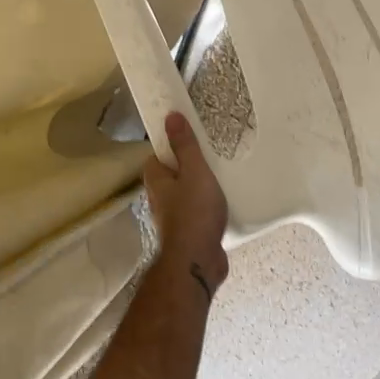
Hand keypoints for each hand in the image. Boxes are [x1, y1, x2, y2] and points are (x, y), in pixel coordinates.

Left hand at [146, 112, 228, 299]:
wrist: (198, 262)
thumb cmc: (194, 211)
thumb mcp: (194, 170)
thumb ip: (184, 145)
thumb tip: (170, 116)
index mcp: (157, 180)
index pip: (157, 155)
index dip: (171, 144)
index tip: (190, 137)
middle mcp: (160, 199)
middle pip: (171, 175)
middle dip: (187, 166)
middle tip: (209, 156)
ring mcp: (174, 218)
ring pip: (184, 194)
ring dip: (198, 188)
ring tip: (219, 178)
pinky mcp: (189, 234)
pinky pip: (196, 212)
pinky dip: (206, 207)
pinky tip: (222, 204)